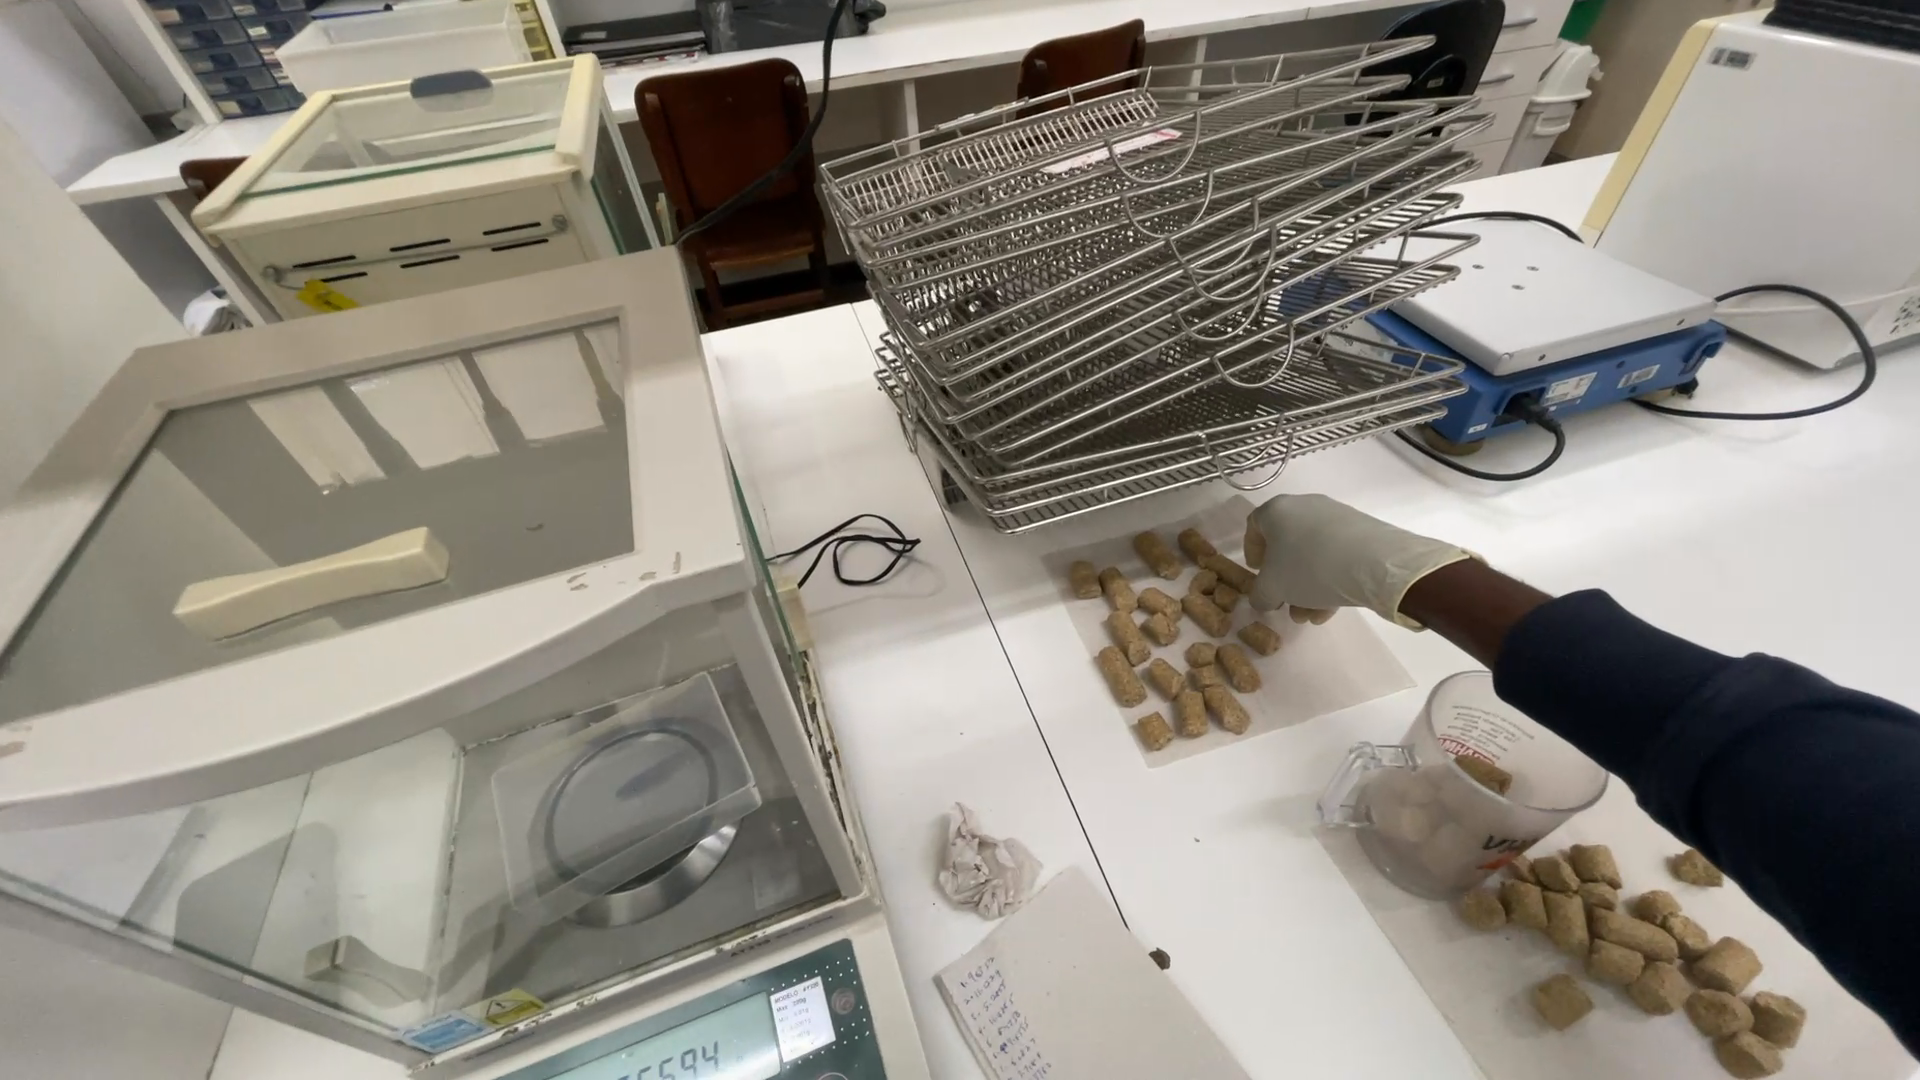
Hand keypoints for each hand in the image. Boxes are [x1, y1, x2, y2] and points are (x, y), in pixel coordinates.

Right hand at [1244, 494, 1472, 628]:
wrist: (1374, 563)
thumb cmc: (1309, 567)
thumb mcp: (1273, 588)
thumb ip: (1260, 595)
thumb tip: (1263, 599)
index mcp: (1277, 511)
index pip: (1254, 526)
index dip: (1252, 552)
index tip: (1258, 574)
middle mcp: (1305, 507)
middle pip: (1287, 544)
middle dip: (1284, 579)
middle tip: (1285, 602)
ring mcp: (1336, 517)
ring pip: (1313, 554)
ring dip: (1307, 586)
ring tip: (1310, 616)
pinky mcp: (1362, 530)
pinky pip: (1336, 555)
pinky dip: (1329, 579)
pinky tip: (1331, 608)